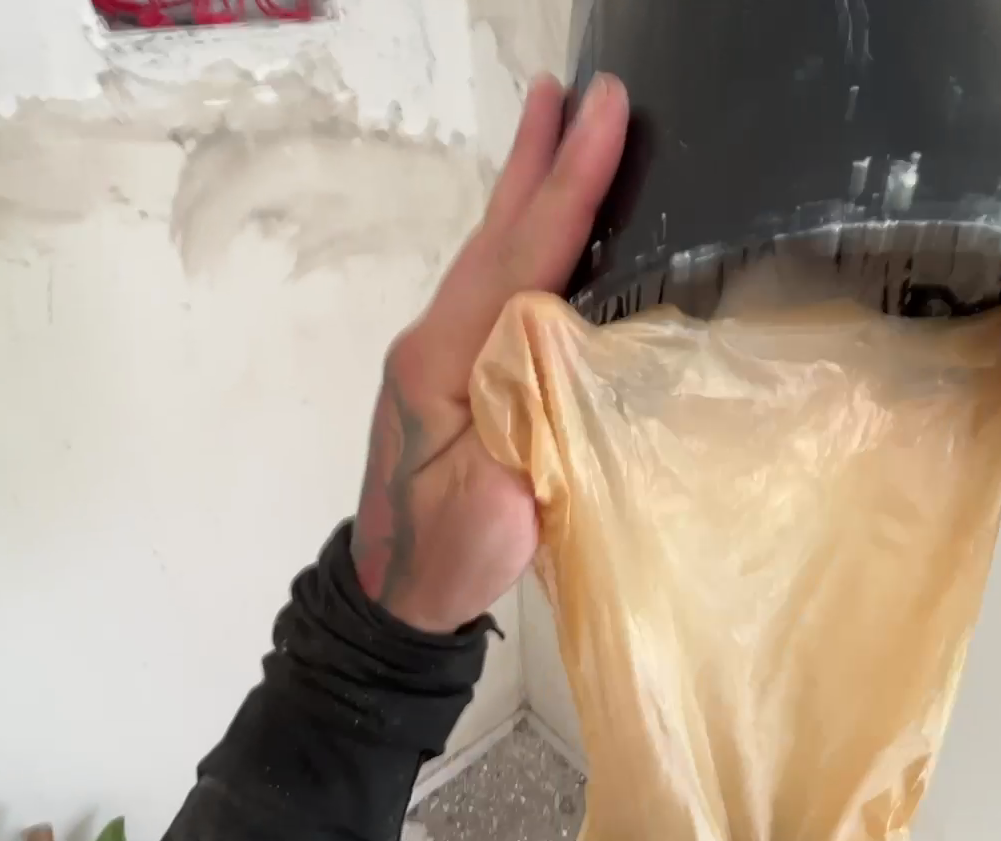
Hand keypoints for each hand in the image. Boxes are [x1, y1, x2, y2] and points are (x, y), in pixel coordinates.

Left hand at [351, 73, 628, 631]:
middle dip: (539, 162)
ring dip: (526, 192)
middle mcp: (433, 342)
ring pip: (489, 257)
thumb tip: (559, 340)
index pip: (517, 263)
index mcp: (444, 365)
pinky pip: (492, 291)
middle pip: (495, 238)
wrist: (396, 590)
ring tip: (554, 131)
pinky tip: (540, 232)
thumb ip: (525, 415)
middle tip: (573, 91)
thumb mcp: (496, 500)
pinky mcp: (450, 373)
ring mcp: (436, 355)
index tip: (604, 116)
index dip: (566, 190)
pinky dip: (522, 244)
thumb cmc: (448, 555)